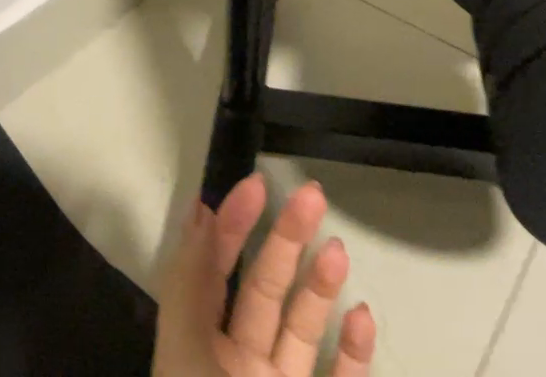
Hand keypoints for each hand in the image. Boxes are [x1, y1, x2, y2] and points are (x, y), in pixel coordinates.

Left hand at [153, 175, 376, 376]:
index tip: (257, 186)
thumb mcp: (184, 350)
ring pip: (305, 327)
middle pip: (266, 290)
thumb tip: (200, 210)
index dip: (232, 227)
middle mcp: (239, 365)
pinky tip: (361, 313)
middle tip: (312, 195)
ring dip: (321, 284)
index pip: (215, 274)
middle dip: (287, 239)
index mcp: (198, 348)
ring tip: (337, 247)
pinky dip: (356, 348)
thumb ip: (191, 283)